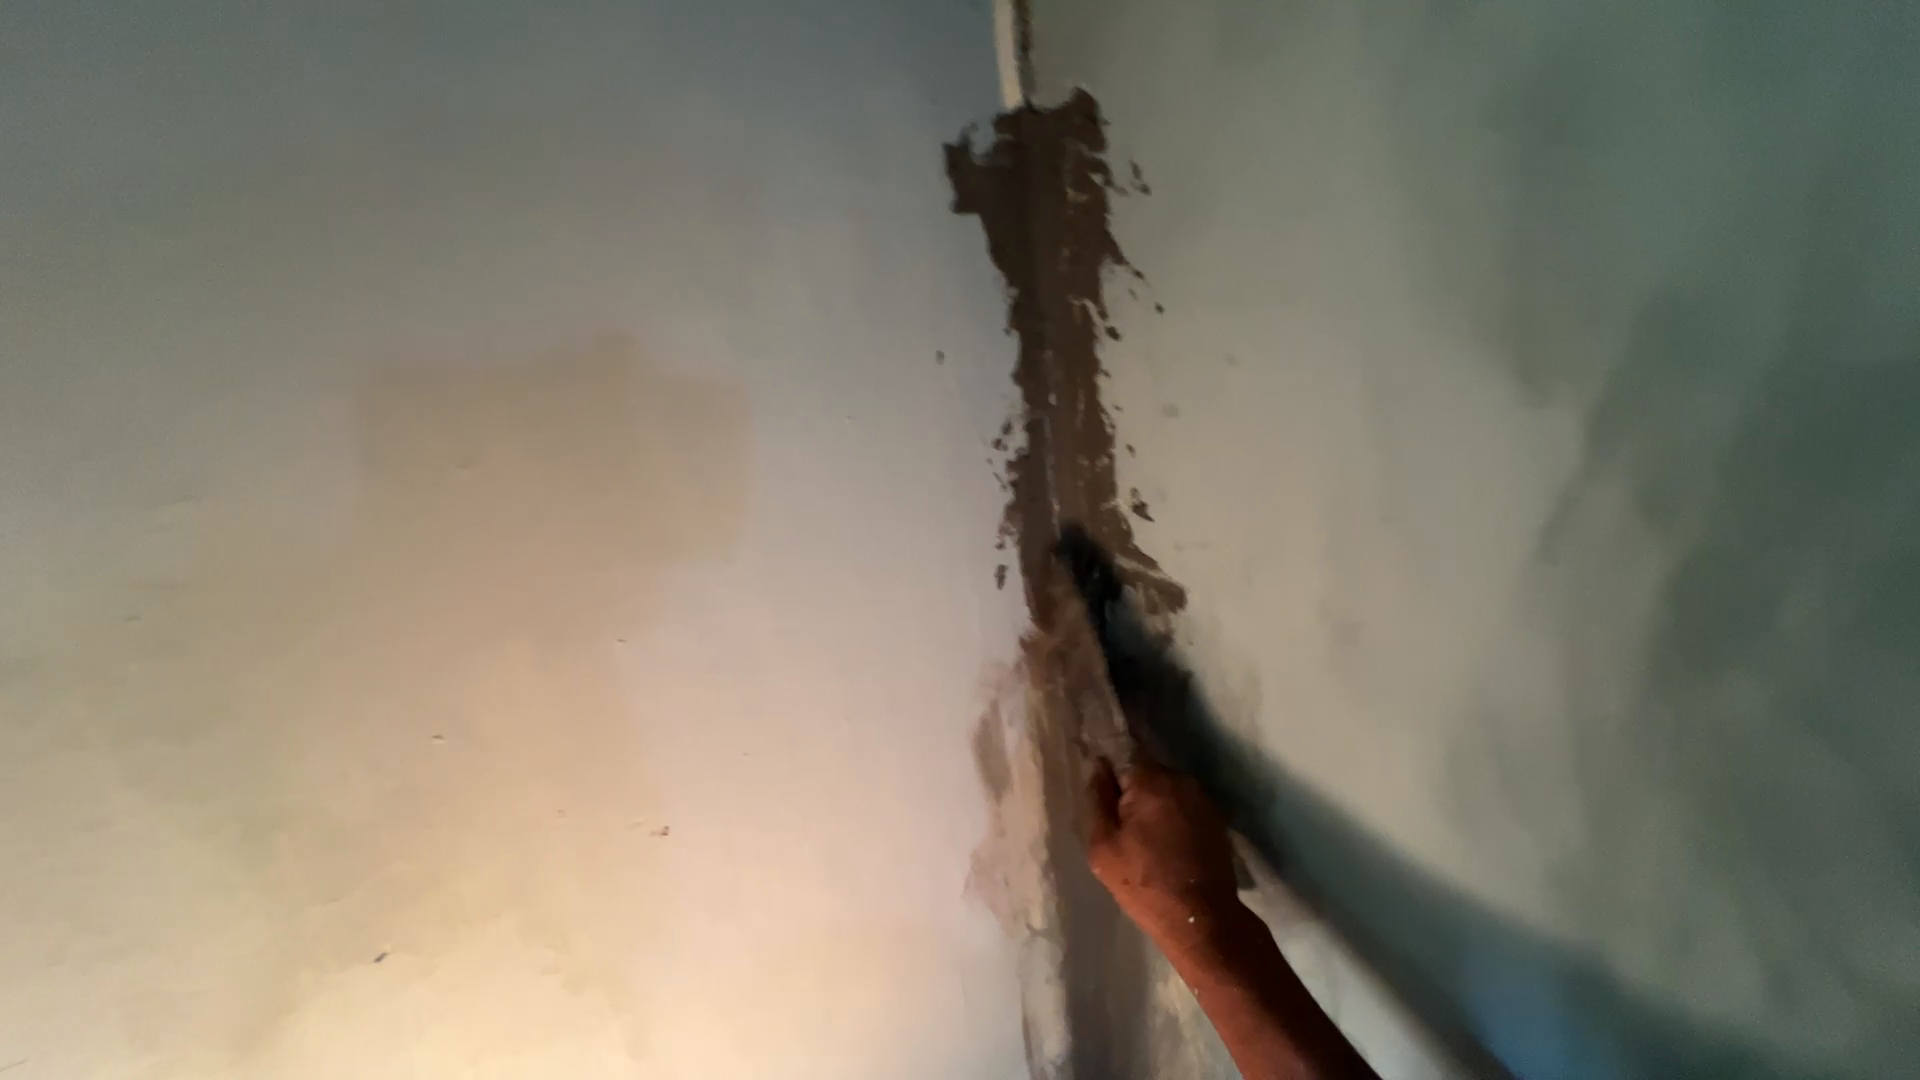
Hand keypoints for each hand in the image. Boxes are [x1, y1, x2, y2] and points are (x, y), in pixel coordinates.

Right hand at [1086, 757, 1239, 940]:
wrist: (1203, 921)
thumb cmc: (1143, 883)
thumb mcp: (1103, 846)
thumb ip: (1099, 800)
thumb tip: (1099, 766)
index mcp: (1151, 780)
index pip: (1124, 754)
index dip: (1112, 772)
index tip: (1105, 793)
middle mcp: (1181, 780)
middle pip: (1148, 772)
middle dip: (1134, 790)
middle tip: (1124, 825)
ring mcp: (1203, 799)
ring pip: (1168, 790)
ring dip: (1156, 804)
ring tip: (1147, 839)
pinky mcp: (1217, 819)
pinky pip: (1185, 806)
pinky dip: (1175, 818)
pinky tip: (1169, 846)